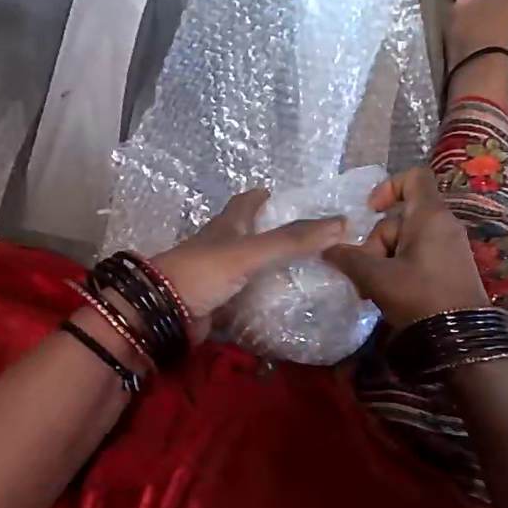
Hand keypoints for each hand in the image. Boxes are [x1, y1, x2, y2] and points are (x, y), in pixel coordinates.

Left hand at [150, 190, 348, 342]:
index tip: (278, 194)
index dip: (261, 197)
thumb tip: (342, 224)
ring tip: (303, 272)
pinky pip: (246, 299)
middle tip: (303, 239)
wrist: (165, 312)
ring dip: (269, 269)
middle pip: (247, 235)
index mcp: (226, 227)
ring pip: (248, 269)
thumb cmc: (204, 271)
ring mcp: (217, 278)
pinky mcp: (218, 304)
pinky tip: (283, 305)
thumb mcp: (251, 251)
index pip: (245, 203)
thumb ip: (293, 240)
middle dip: (270, 234)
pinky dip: (262, 300)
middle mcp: (220, 248)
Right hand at [322, 166, 491, 326]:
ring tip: (372, 290)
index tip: (369, 211)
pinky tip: (387, 294)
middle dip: (376, 244)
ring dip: (383, 261)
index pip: (413, 178)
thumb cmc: (420, 297)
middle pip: (399, 219)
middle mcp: (443, 225)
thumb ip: (349, 260)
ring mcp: (448, 248)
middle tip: (365, 273)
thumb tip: (327, 249)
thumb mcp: (378, 278)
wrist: (460, 336)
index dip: (388, 187)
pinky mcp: (449, 268)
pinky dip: (399, 269)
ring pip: (405, 242)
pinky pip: (417, 257)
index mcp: (430, 216)